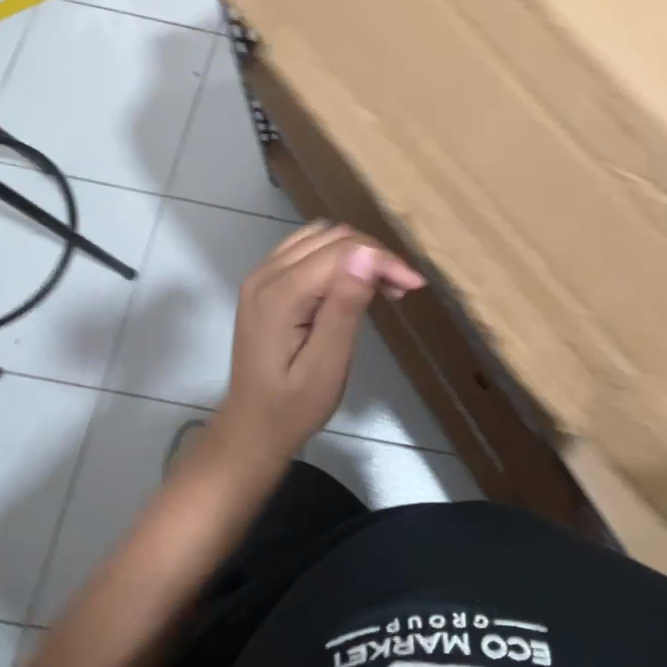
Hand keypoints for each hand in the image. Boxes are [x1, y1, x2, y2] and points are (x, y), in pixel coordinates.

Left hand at [217, 221, 425, 459]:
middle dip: (374, 254)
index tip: (415, 284)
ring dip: (357, 252)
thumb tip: (367, 256)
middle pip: (331, 237)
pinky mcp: (265, 283)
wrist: (251, 429)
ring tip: (384, 285)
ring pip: (320, 237)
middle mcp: (266, 274)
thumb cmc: (293, 408)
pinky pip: (306, 249)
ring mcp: (261, 275)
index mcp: (280, 295)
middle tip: (403, 288)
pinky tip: (354, 283)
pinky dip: (337, 257)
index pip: (341, 252)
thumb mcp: (326, 366)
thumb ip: (345, 307)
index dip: (383, 260)